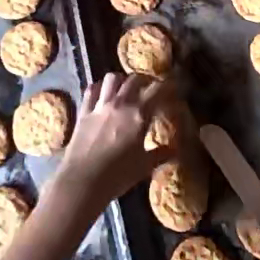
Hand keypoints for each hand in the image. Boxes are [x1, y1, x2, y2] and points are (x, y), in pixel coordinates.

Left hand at [48, 73, 173, 213]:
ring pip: (111, 78)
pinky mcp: (83, 112)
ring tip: (125, 89)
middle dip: (145, 80)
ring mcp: (100, 106)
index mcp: (139, 115)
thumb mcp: (144, 166)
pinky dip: (98, 88)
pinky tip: (102, 94)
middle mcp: (120, 104)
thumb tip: (176, 150)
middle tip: (150, 89)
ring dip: (121, 80)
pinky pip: (90, 90)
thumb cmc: (118, 175)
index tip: (173, 87)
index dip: (168, 86)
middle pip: (135, 79)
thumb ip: (161, 154)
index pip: (158, 90)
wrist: (83, 180)